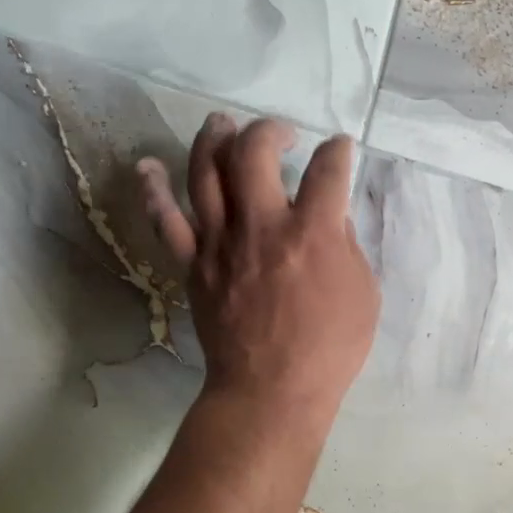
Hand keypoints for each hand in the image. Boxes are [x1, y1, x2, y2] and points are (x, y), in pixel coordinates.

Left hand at [138, 114, 377, 433]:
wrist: (273, 389)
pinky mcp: (194, 265)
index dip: (337, 151)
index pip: (328, 172)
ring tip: (223, 123)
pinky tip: (150, 166)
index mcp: (314, 234)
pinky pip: (165, 220)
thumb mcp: (363, 294)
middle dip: (271, 131)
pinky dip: (153, 190)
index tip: (341, 147)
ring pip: (205, 172)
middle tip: (283, 133)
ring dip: (214, 139)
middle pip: (254, 154)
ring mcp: (221, 243)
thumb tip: (331, 219)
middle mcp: (263, 226)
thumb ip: (346, 248)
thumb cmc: (331, 347)